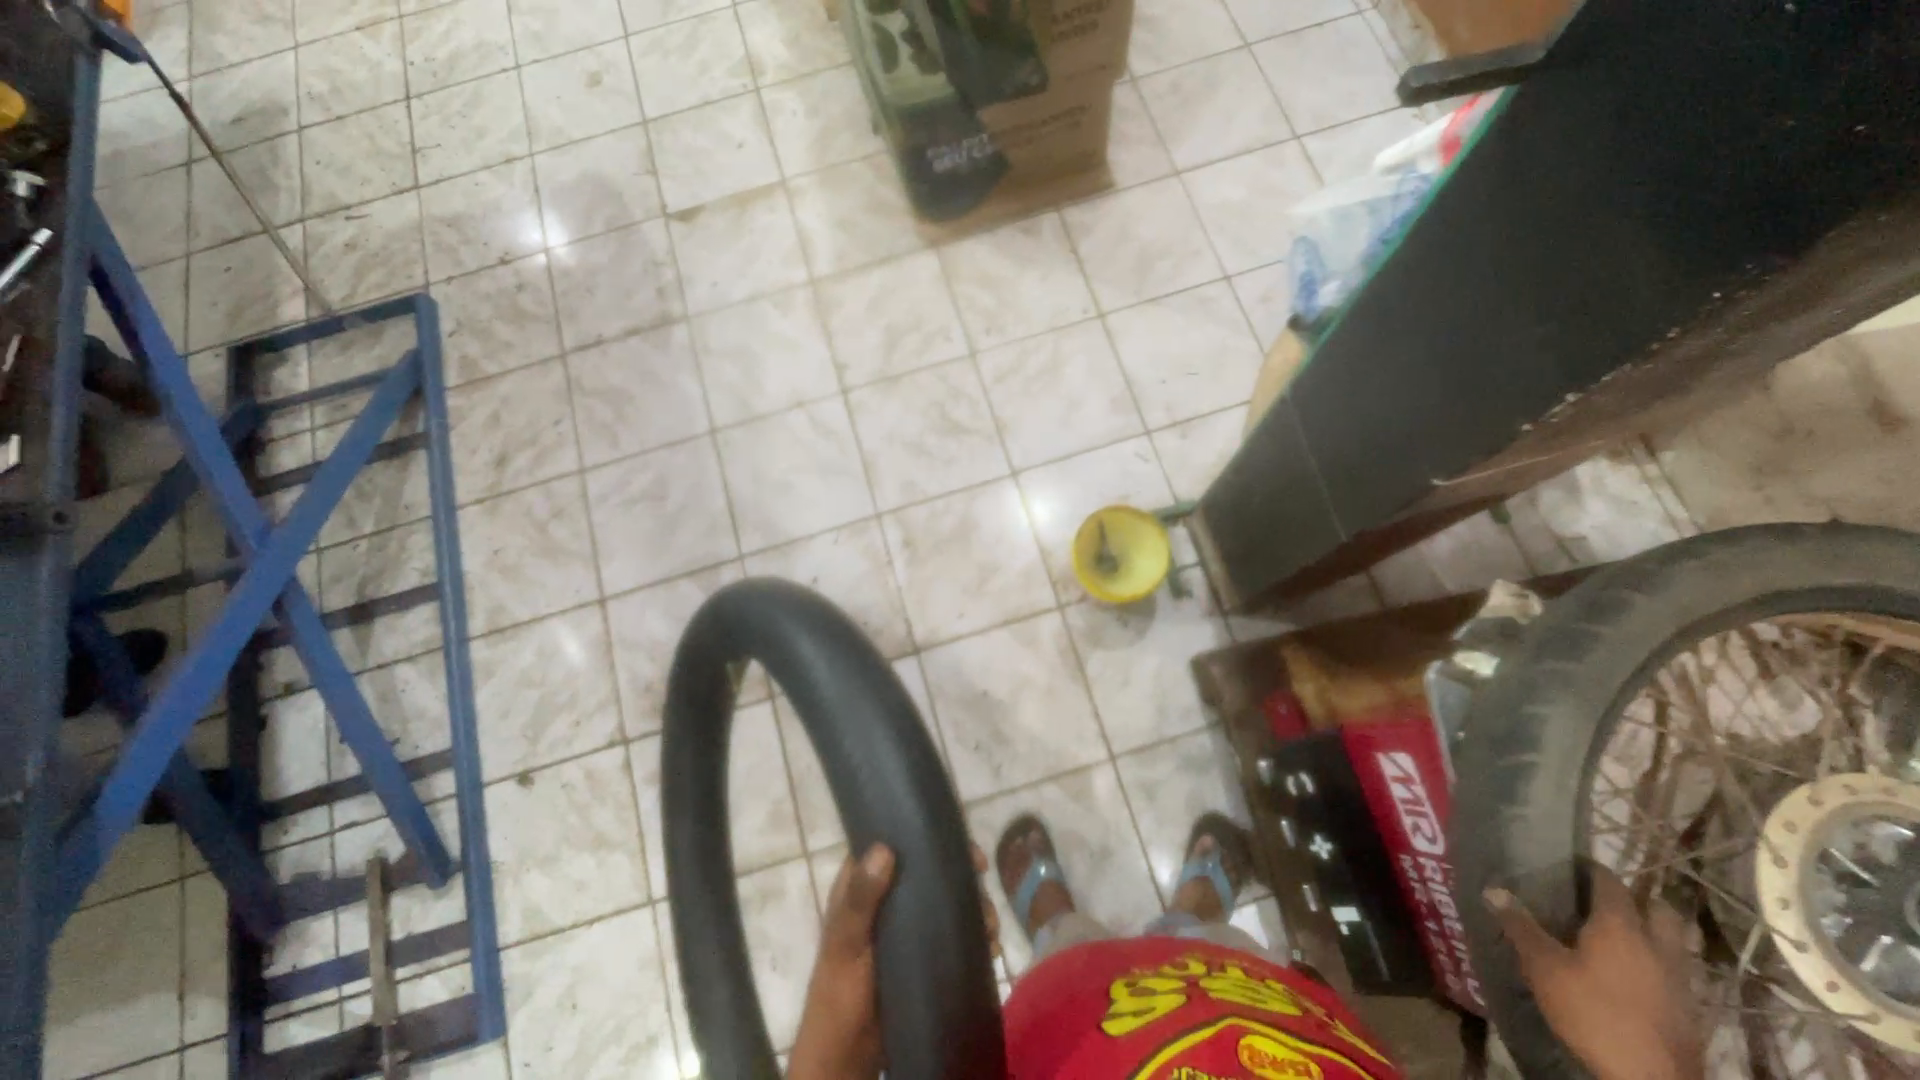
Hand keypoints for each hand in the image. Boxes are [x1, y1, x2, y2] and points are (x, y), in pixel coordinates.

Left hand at [787, 844, 998, 1079]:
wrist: (848, 1055)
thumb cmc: (839, 992)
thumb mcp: (846, 943)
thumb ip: (861, 899)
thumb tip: (885, 850)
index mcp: (859, 889)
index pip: (891, 845)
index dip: (922, 836)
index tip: (957, 841)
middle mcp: (886, 901)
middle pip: (927, 872)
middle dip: (959, 875)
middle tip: (982, 881)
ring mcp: (906, 929)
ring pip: (945, 902)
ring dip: (972, 906)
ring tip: (989, 924)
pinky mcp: (923, 956)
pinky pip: (953, 935)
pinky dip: (974, 934)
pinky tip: (990, 944)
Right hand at [1485, 867, 1705, 1079]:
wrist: (1651, 1075)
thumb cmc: (1593, 1012)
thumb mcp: (1544, 968)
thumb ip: (1521, 928)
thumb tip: (1493, 889)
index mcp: (1620, 925)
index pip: (1609, 882)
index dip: (1591, 870)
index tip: (1571, 866)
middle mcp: (1656, 942)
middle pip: (1655, 906)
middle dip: (1634, 898)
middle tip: (1602, 904)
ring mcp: (1679, 975)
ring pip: (1672, 938)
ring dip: (1652, 930)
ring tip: (1621, 938)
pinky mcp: (1688, 1005)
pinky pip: (1675, 968)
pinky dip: (1658, 961)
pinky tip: (1635, 975)